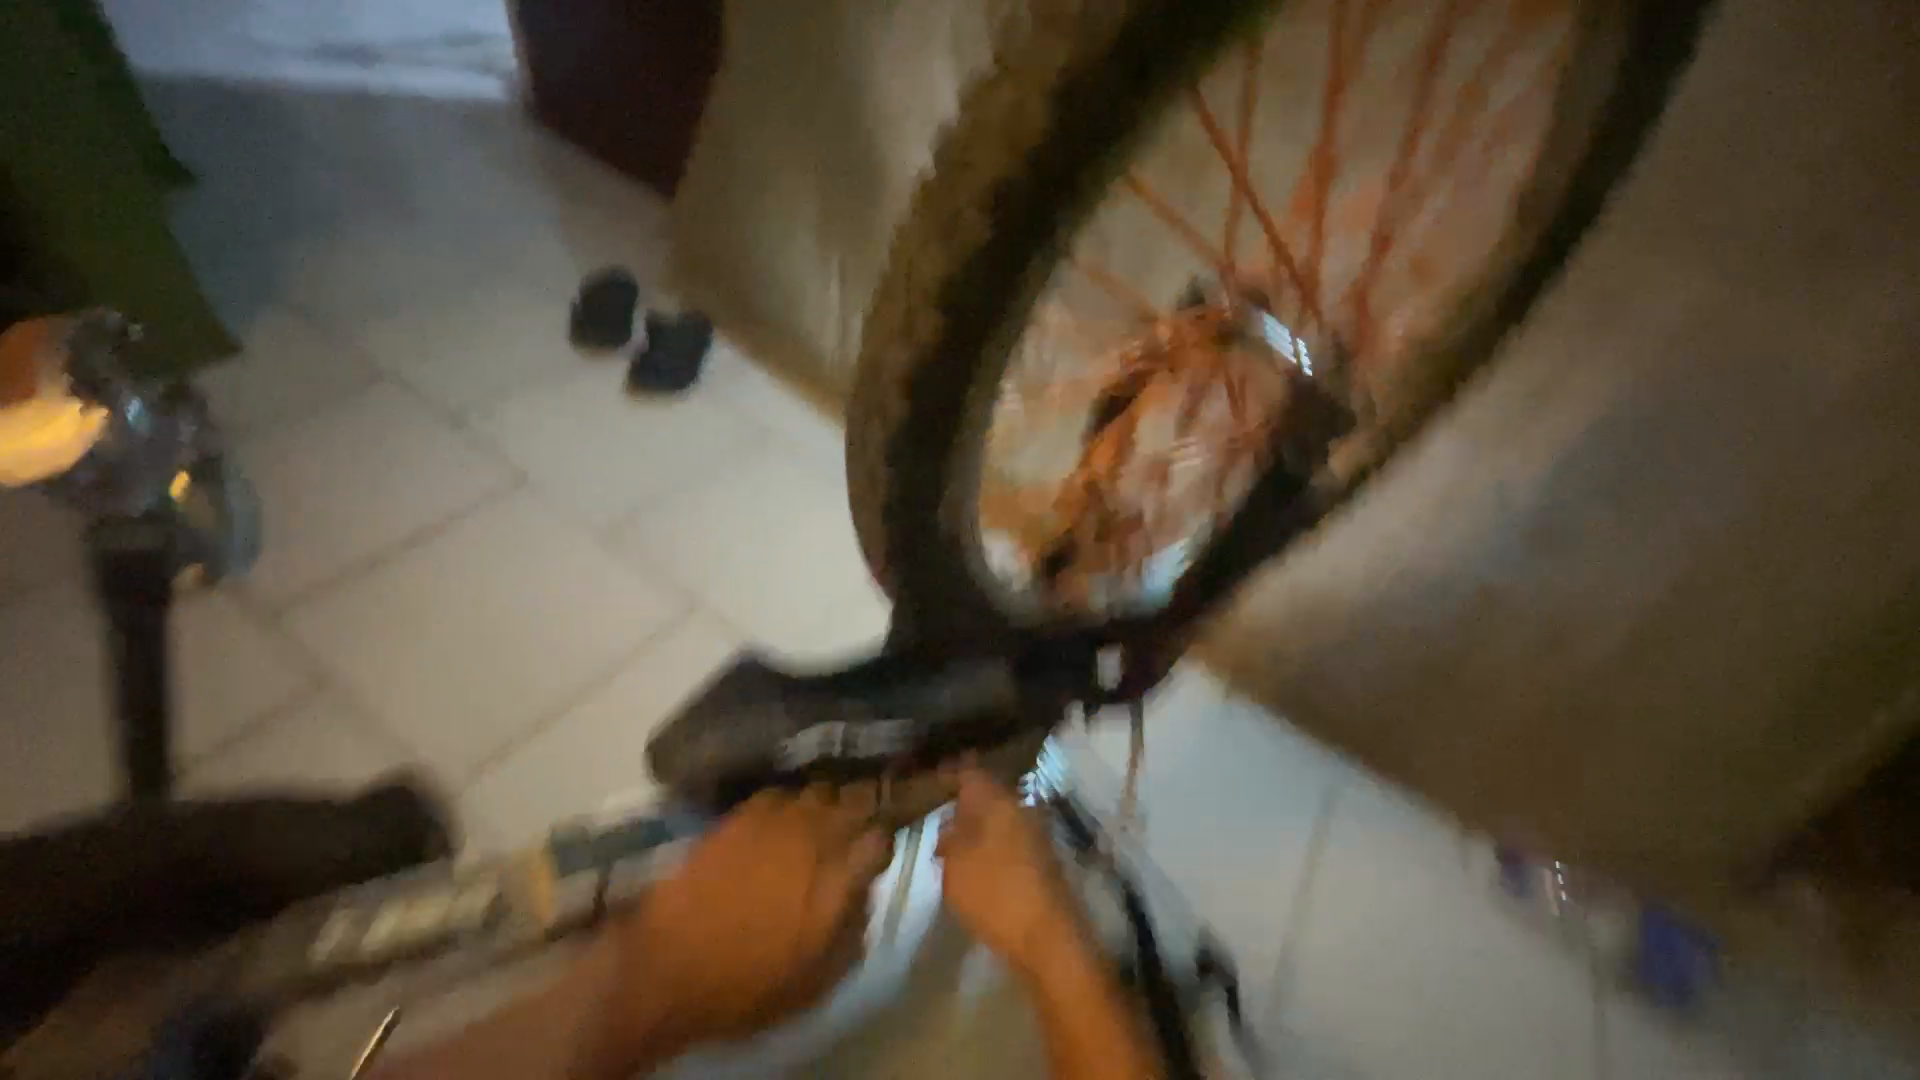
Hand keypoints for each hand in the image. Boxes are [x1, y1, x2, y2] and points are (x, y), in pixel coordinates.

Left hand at [603, 787, 890, 1053]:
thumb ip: (852, 933)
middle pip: (859, 798)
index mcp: (839, 877)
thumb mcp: (816, 980)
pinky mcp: (743, 814)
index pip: (882, 837)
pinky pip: (781, 793)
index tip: (880, 850)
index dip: (886, 840)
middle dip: (867, 805)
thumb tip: (863, 898)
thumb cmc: (748, 982)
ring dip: (830, 801)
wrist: (668, 965)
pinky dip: (790, 803)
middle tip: (863, 820)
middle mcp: (816, 835)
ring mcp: (778, 819)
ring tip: (824, 816)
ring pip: (821, 789)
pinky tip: (783, 818)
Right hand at [936, 767, 1086, 972]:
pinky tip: (977, 862)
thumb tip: (951, 824)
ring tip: (954, 842)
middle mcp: (1022, 809)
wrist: (1049, 937)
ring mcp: (1037, 834)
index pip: (971, 773)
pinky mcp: (1044, 860)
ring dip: (980, 826)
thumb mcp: (955, 866)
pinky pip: (1011, 840)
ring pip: (1001, 818)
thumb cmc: (994, 894)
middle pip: (989, 795)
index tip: (932, 779)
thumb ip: (949, 839)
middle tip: (941, 813)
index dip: (951, 773)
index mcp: (999, 801)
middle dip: (966, 803)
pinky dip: (993, 845)